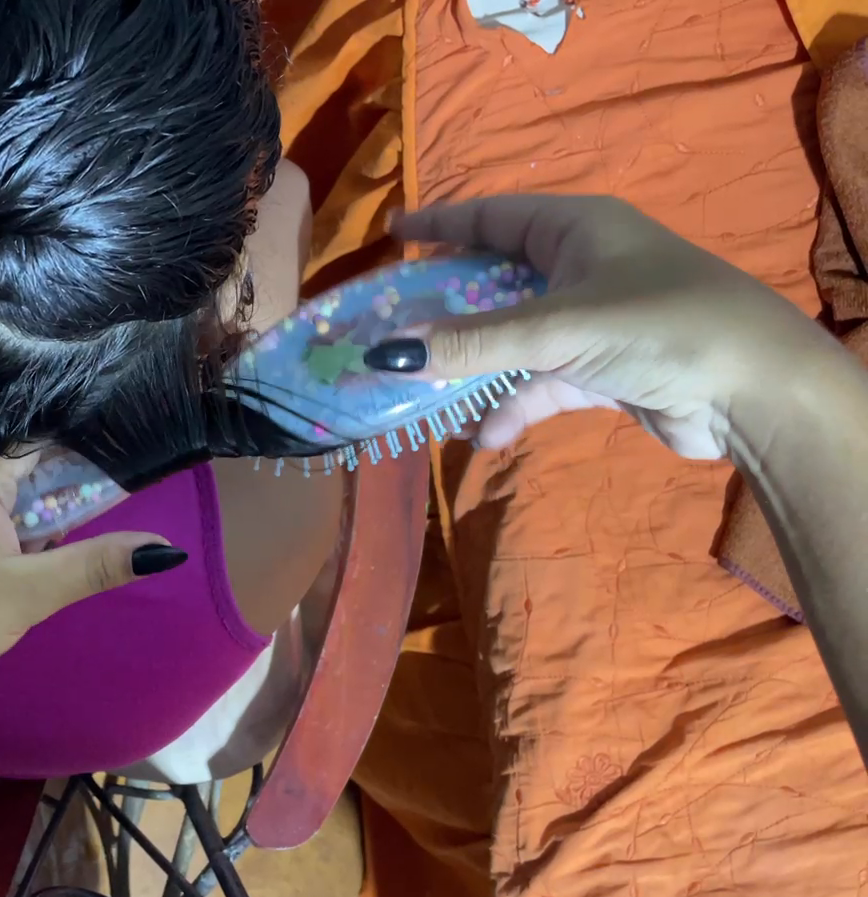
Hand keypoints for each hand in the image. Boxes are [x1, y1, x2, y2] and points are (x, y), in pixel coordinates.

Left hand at [0, 454, 179, 717]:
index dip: (85, 461)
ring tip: (29, 566)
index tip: (120, 483)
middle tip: (66, 546)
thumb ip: (97, 564)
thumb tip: (166, 549)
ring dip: (26, 524)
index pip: (42, 444)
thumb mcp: (29, 594)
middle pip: (19, 470)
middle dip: (54, 504)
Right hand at [373, 195, 855, 457]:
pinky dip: (504, 409)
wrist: (757, 395)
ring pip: (500, 337)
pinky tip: (485, 437)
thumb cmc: (663, 329)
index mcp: (576, 231)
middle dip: (435, 306)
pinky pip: (528, 384)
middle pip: (486, 280)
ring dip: (463, 367)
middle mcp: (576, 268)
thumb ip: (467, 342)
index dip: (438, 223)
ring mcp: (583, 321)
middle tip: (382, 320)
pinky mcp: (591, 369)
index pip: (491, 217)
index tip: (391, 231)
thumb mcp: (556, 329)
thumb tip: (381, 353)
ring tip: (413, 389)